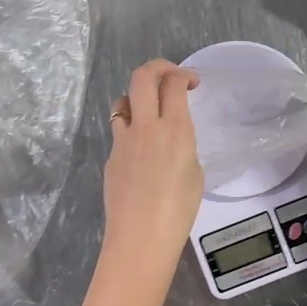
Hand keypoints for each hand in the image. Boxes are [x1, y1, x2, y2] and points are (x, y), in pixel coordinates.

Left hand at [100, 60, 203, 268]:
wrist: (140, 238)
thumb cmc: (179, 210)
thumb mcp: (195, 173)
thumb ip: (184, 146)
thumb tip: (172, 140)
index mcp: (174, 129)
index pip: (173, 83)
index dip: (183, 74)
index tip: (191, 82)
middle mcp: (146, 126)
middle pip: (142, 77)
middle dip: (157, 67)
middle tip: (170, 76)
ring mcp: (123, 140)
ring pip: (124, 100)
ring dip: (138, 97)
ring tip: (151, 112)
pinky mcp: (111, 157)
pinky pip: (120, 131)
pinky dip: (132, 129)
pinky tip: (142, 154)